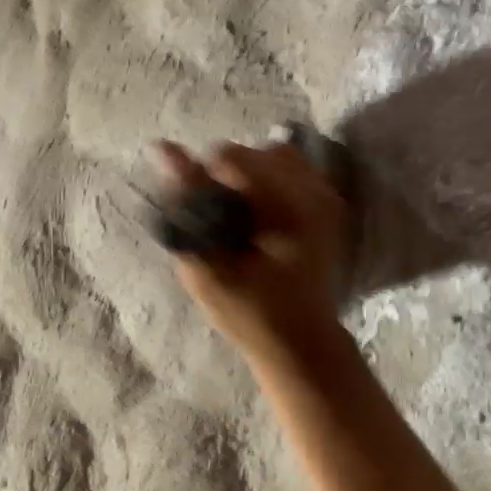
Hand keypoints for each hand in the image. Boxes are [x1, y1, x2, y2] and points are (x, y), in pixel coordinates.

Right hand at [154, 139, 355, 361]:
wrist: (301, 343)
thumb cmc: (249, 311)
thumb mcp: (207, 263)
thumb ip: (186, 202)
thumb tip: (162, 147)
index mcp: (284, 205)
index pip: (228, 156)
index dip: (203, 180)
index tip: (201, 215)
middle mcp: (311, 191)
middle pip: (250, 152)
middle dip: (225, 177)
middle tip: (218, 220)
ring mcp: (324, 195)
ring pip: (271, 156)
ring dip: (246, 176)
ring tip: (238, 213)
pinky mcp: (327, 204)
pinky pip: (290, 169)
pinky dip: (268, 181)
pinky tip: (259, 212)